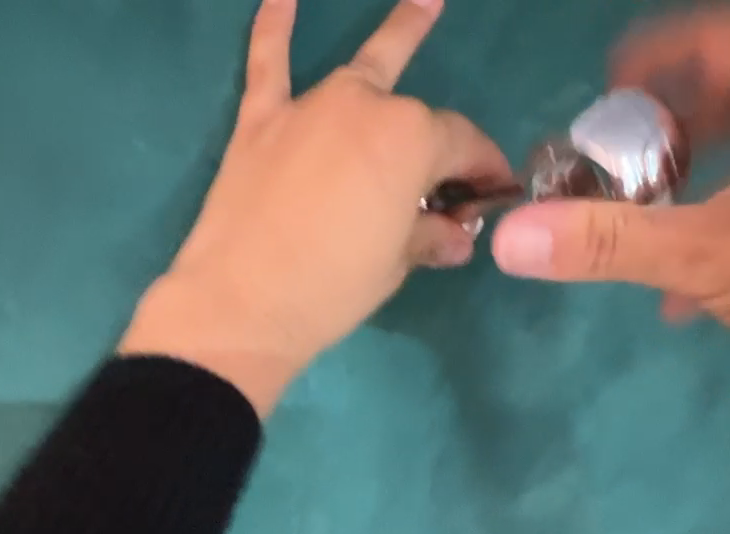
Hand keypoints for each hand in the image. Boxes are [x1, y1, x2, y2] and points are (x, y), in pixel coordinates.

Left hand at [120, 0, 513, 415]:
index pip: (462, 144)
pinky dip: (274, 27)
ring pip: (360, 69)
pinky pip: (268, 63)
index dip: (482, 172)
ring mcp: (309, 110)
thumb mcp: (393, 267)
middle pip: (414, 115)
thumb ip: (427, 236)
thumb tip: (455, 234)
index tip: (491, 196)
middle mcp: (364, 107)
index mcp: (411, 140)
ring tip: (427, 0)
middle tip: (447, 180)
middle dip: (437, 145)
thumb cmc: (329, 292)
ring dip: (397, 37)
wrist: (239, 306)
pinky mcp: (259, 124)